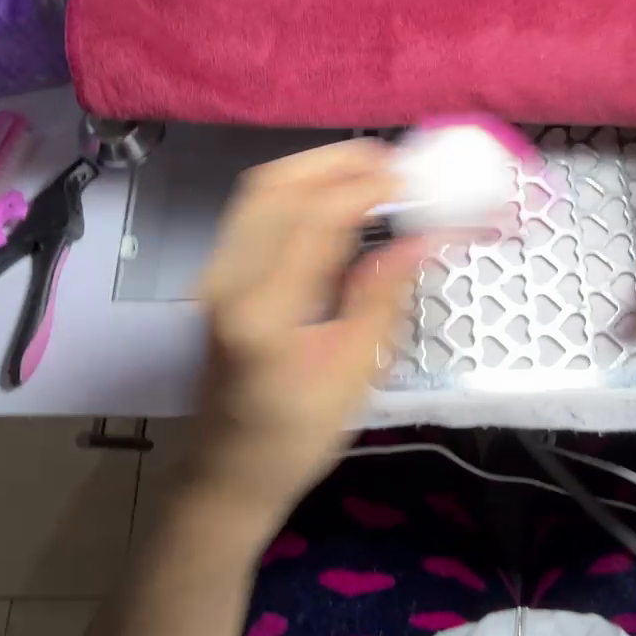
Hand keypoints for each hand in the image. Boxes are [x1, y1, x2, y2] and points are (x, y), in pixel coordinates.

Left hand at [190, 140, 423, 528]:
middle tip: (393, 162)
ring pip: (260, 191)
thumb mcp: (355, 374)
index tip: (413, 179)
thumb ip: (383, 297)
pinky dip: (296, 188)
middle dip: (339, 163)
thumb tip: (422, 238)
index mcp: (263, 312)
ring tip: (369, 170)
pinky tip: (332, 195)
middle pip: (277, 187)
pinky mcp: (216, 275)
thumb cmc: (296, 438)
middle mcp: (227, 281)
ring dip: (316, 169)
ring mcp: (213, 275)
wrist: (227, 473)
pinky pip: (254, 210)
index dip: (367, 187)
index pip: (315, 219)